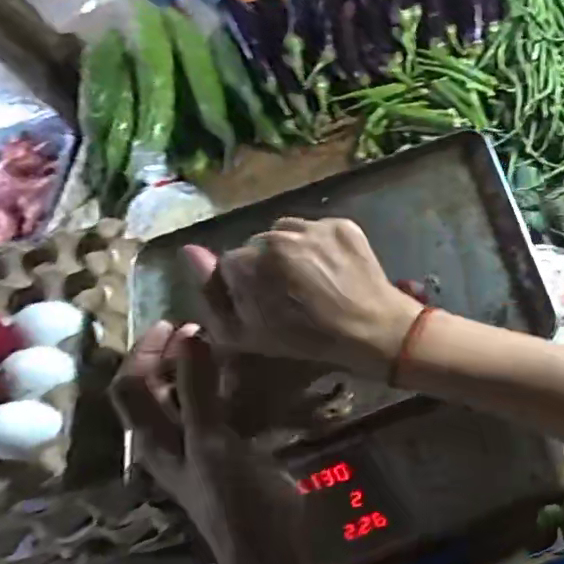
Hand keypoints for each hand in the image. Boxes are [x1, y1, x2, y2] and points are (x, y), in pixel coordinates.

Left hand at [110, 320, 300, 560]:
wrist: (264, 544)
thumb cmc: (234, 494)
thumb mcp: (212, 440)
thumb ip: (198, 390)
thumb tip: (189, 335)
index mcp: (154, 439)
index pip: (131, 385)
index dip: (146, 352)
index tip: (177, 322)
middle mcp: (167, 442)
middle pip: (150, 392)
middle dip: (165, 357)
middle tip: (198, 330)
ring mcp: (196, 450)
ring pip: (181, 402)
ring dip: (191, 373)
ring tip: (218, 349)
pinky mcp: (224, 455)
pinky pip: (211, 413)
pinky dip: (218, 391)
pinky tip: (243, 383)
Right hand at [183, 217, 421, 376]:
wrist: (375, 329)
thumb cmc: (309, 339)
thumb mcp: (248, 333)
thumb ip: (212, 294)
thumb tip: (189, 251)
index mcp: (249, 261)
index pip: (230, 263)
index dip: (245, 286)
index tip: (265, 303)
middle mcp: (278, 235)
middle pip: (259, 245)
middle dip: (268, 265)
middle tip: (292, 293)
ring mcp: (314, 226)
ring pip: (288, 234)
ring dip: (293, 252)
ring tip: (313, 280)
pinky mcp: (343, 225)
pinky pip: (319, 230)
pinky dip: (321, 246)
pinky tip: (332, 269)